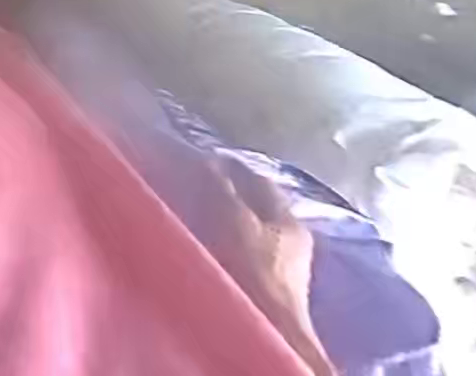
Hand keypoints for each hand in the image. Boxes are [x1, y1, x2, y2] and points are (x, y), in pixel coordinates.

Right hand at [209, 155, 335, 375]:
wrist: (265, 321)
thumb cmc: (250, 261)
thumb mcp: (231, 214)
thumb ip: (219, 183)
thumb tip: (204, 158)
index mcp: (287, 217)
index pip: (255, 177)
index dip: (225, 163)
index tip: (193, 156)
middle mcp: (290, 234)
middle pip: (250, 198)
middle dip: (220, 185)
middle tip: (186, 177)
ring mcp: (279, 257)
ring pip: (244, 218)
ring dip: (218, 207)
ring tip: (188, 201)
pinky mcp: (264, 274)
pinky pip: (238, 238)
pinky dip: (220, 227)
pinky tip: (201, 228)